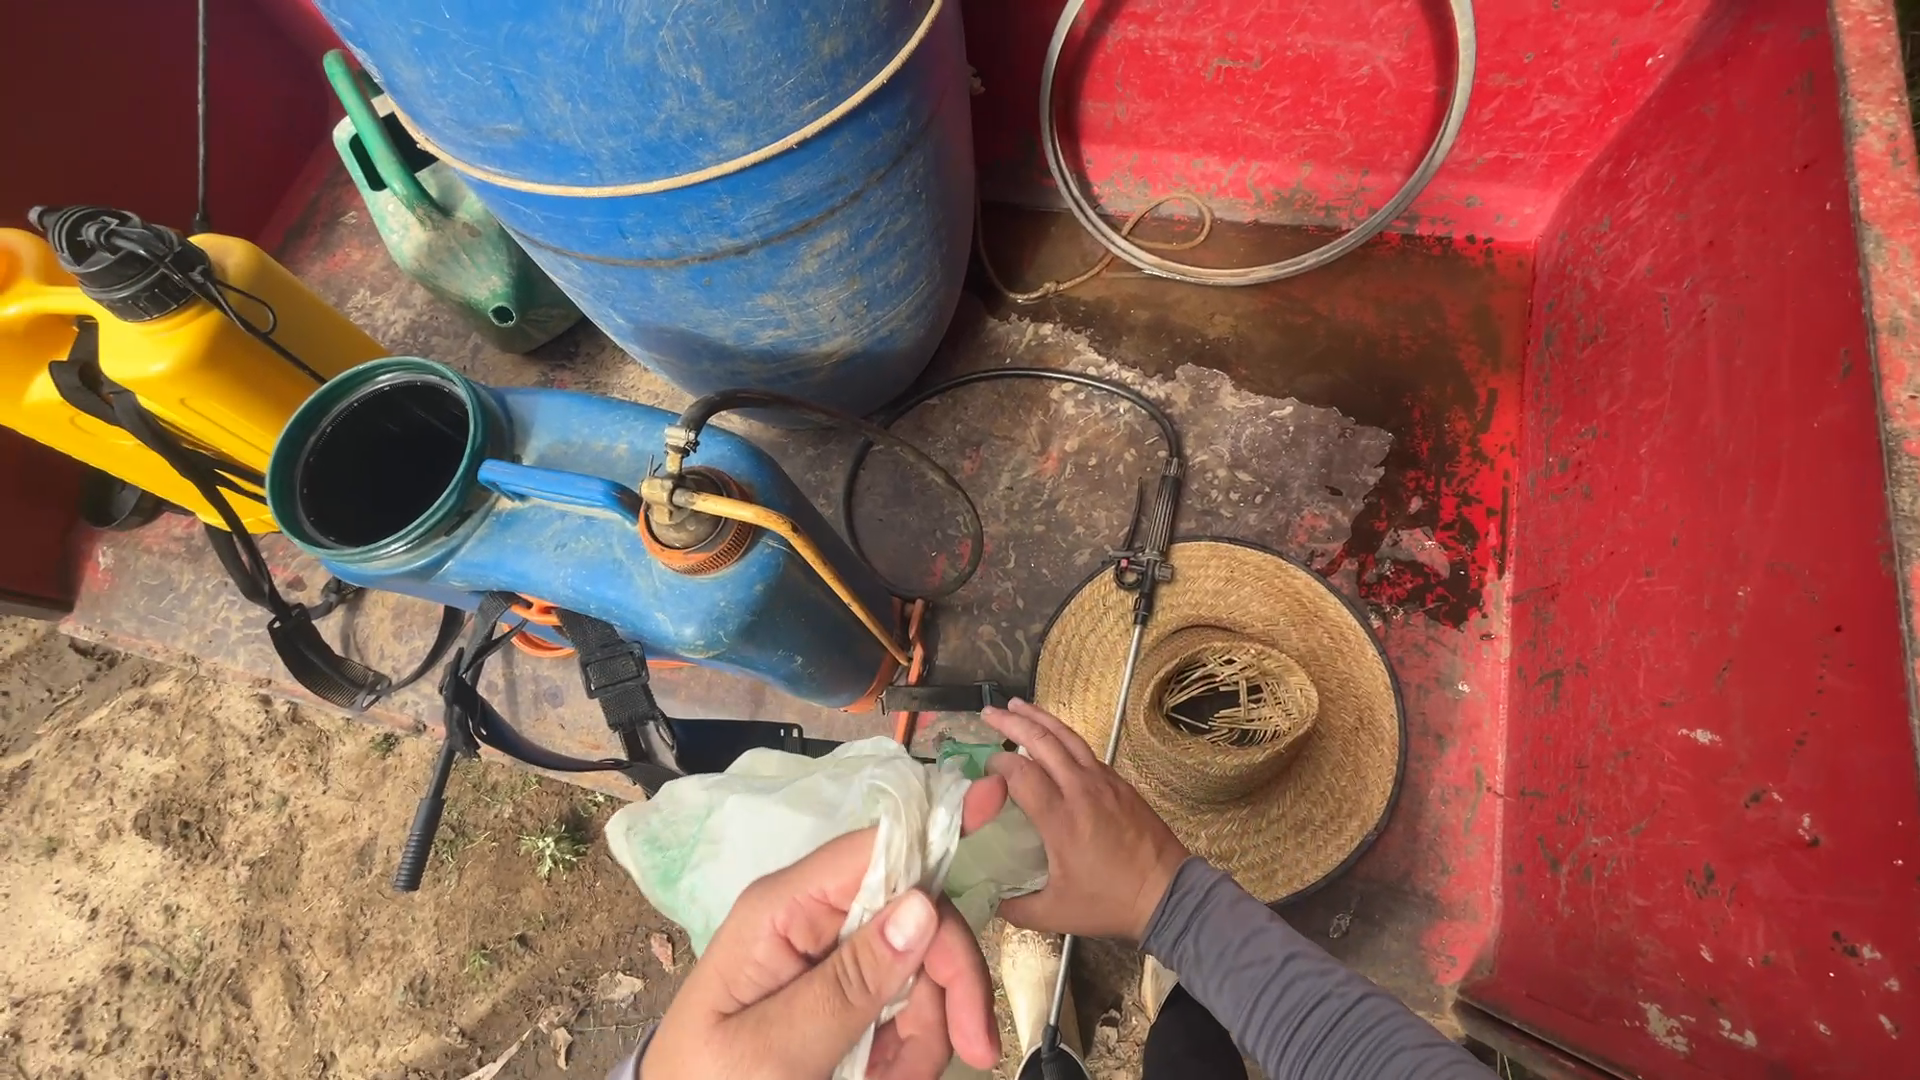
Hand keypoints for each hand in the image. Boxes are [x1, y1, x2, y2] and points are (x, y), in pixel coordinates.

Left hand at [640, 777, 1007, 1079]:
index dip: (936, 826)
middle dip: (950, 976)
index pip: (875, 848)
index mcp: (787, 906)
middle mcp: (817, 916)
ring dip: (930, 1027)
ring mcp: (835, 955)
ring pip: (922, 963)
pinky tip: (891, 1077)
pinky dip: (914, 1045)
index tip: (997, 804)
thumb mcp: (769, 1053)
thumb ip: (847, 984)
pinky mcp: (847, 992)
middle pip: (915, 913)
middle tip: (975, 1046)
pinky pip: (908, 1002)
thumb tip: (922, 902)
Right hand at [984, 699, 1189, 940]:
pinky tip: (1052, 735)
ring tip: (1016, 704)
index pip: (1021, 773)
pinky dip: (1062, 734)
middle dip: (1011, 722)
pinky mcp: (1118, 781)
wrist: (1166, 893)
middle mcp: (1079, 789)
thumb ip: (1015, 907)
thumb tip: (987, 897)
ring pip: (1066, 736)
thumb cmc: (1109, 902)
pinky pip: (1084, 748)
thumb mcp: (1056, 914)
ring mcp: (1102, 780)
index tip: (985, 768)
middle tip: (988, 713)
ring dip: (1038, 717)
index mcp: (1060, 819)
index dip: (999, 764)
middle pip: (1042, 741)